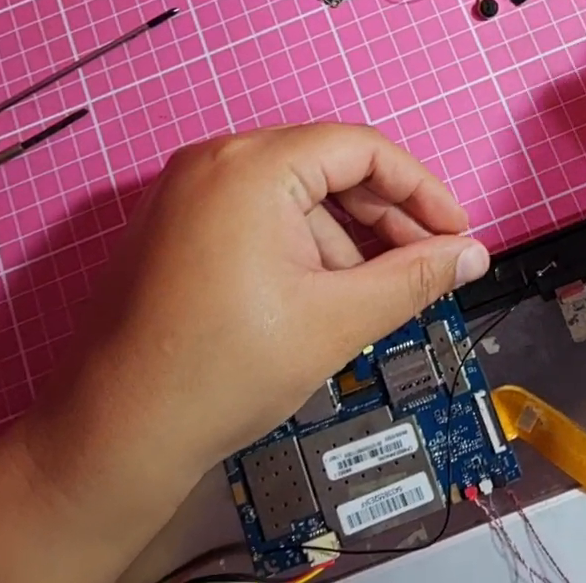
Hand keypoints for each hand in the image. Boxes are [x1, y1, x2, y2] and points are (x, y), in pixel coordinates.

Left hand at [0, 123, 487, 582]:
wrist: (115, 436)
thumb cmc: (218, 373)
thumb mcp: (335, 321)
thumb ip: (414, 278)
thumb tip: (469, 254)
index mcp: (251, 167)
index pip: (360, 148)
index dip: (419, 188)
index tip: (454, 230)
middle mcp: (215, 160)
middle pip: (327, 167)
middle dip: (383, 217)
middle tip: (427, 263)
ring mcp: (190, 189)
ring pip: (295, 193)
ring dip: (345, 237)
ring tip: (376, 292)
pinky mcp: (180, 221)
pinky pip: (261, 212)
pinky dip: (303, 244)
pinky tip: (326, 292)